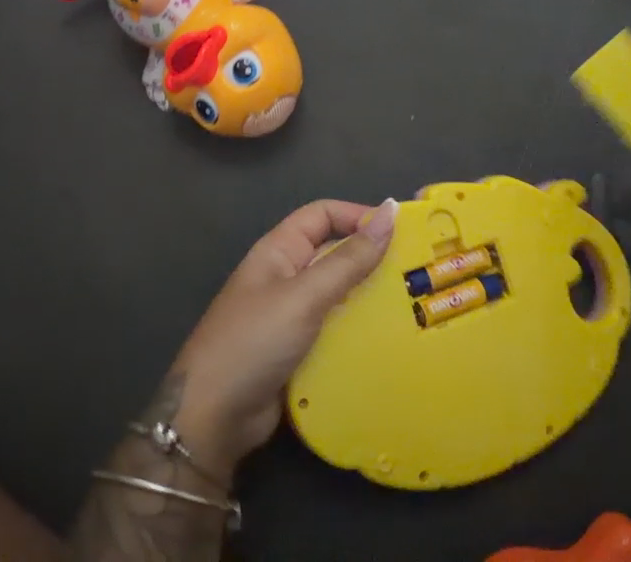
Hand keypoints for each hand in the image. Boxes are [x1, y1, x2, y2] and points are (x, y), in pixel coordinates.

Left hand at [167, 198, 396, 478]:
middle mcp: (286, 277)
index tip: (402, 232)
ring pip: (340, 295)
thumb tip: (390, 212)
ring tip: (414, 306)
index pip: (323, 214)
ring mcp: (291, 316)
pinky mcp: (299, 351)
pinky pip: (336, 330)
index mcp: (279, 251)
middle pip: (335, 254)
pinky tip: (390, 340)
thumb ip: (349, 259)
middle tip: (418, 272)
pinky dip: (360, 332)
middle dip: (373, 260)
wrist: (213, 418)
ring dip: (371, 298)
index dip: (359, 215)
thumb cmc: (254, 342)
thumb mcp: (304, 296)